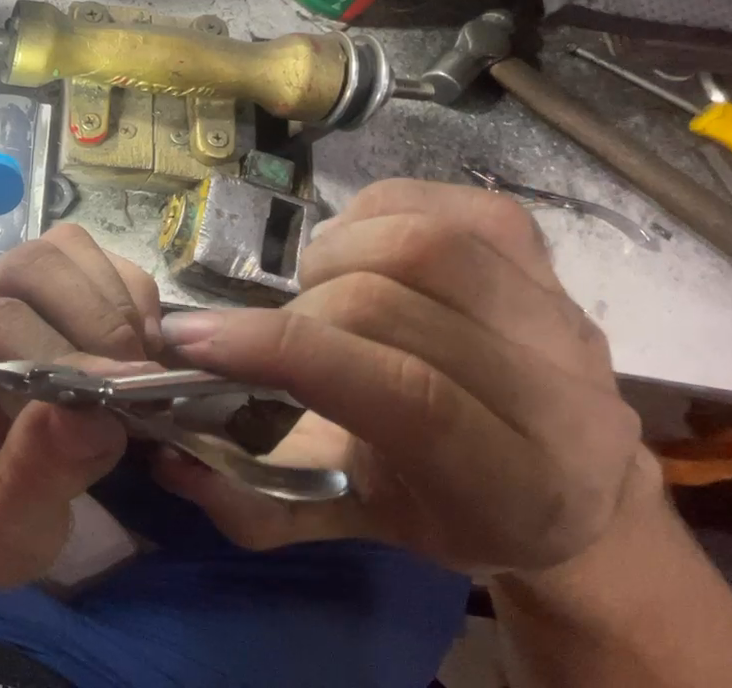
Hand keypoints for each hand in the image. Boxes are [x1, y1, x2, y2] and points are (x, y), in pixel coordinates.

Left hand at [0, 224, 160, 587]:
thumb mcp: (1, 517)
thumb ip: (40, 466)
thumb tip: (96, 411)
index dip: (60, 351)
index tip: (117, 402)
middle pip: (33, 264)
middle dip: (96, 316)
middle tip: (136, 382)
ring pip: (67, 250)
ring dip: (119, 303)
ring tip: (140, 370)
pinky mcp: (41, 297)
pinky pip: (94, 264)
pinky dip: (132, 299)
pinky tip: (141, 354)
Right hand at [152, 179, 643, 574]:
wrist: (565, 485)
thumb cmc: (442, 509)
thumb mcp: (347, 524)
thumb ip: (253, 504)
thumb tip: (165, 454)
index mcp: (513, 482)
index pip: (402, 392)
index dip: (285, 351)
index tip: (195, 340)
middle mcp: (558, 392)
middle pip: (391, 306)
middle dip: (294, 313)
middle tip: (263, 337)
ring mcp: (559, 315)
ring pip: (419, 242)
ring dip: (333, 257)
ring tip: (311, 294)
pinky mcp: (547, 261)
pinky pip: (449, 206)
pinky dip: (375, 215)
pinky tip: (354, 254)